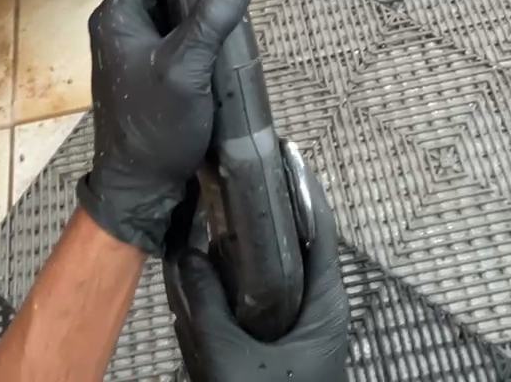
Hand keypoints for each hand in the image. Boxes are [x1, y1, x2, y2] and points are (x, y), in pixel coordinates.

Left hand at [76, 0, 252, 255]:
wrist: (141, 188)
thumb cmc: (153, 129)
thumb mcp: (186, 68)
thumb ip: (211, 19)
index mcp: (117, 14)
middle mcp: (122, 24)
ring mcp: (136, 46)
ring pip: (171, 4)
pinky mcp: (152, 65)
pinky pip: (177, 29)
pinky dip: (198, 21)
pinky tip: (223, 20)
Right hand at [164, 162, 350, 381]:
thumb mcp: (231, 360)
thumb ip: (206, 306)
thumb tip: (185, 253)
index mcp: (324, 305)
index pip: (321, 228)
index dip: (305, 187)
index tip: (284, 151)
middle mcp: (319, 307)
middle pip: (303, 240)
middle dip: (276, 204)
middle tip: (243, 168)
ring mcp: (303, 324)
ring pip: (284, 266)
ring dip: (261, 234)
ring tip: (228, 198)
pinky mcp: (285, 340)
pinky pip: (268, 291)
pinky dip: (248, 267)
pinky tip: (218, 258)